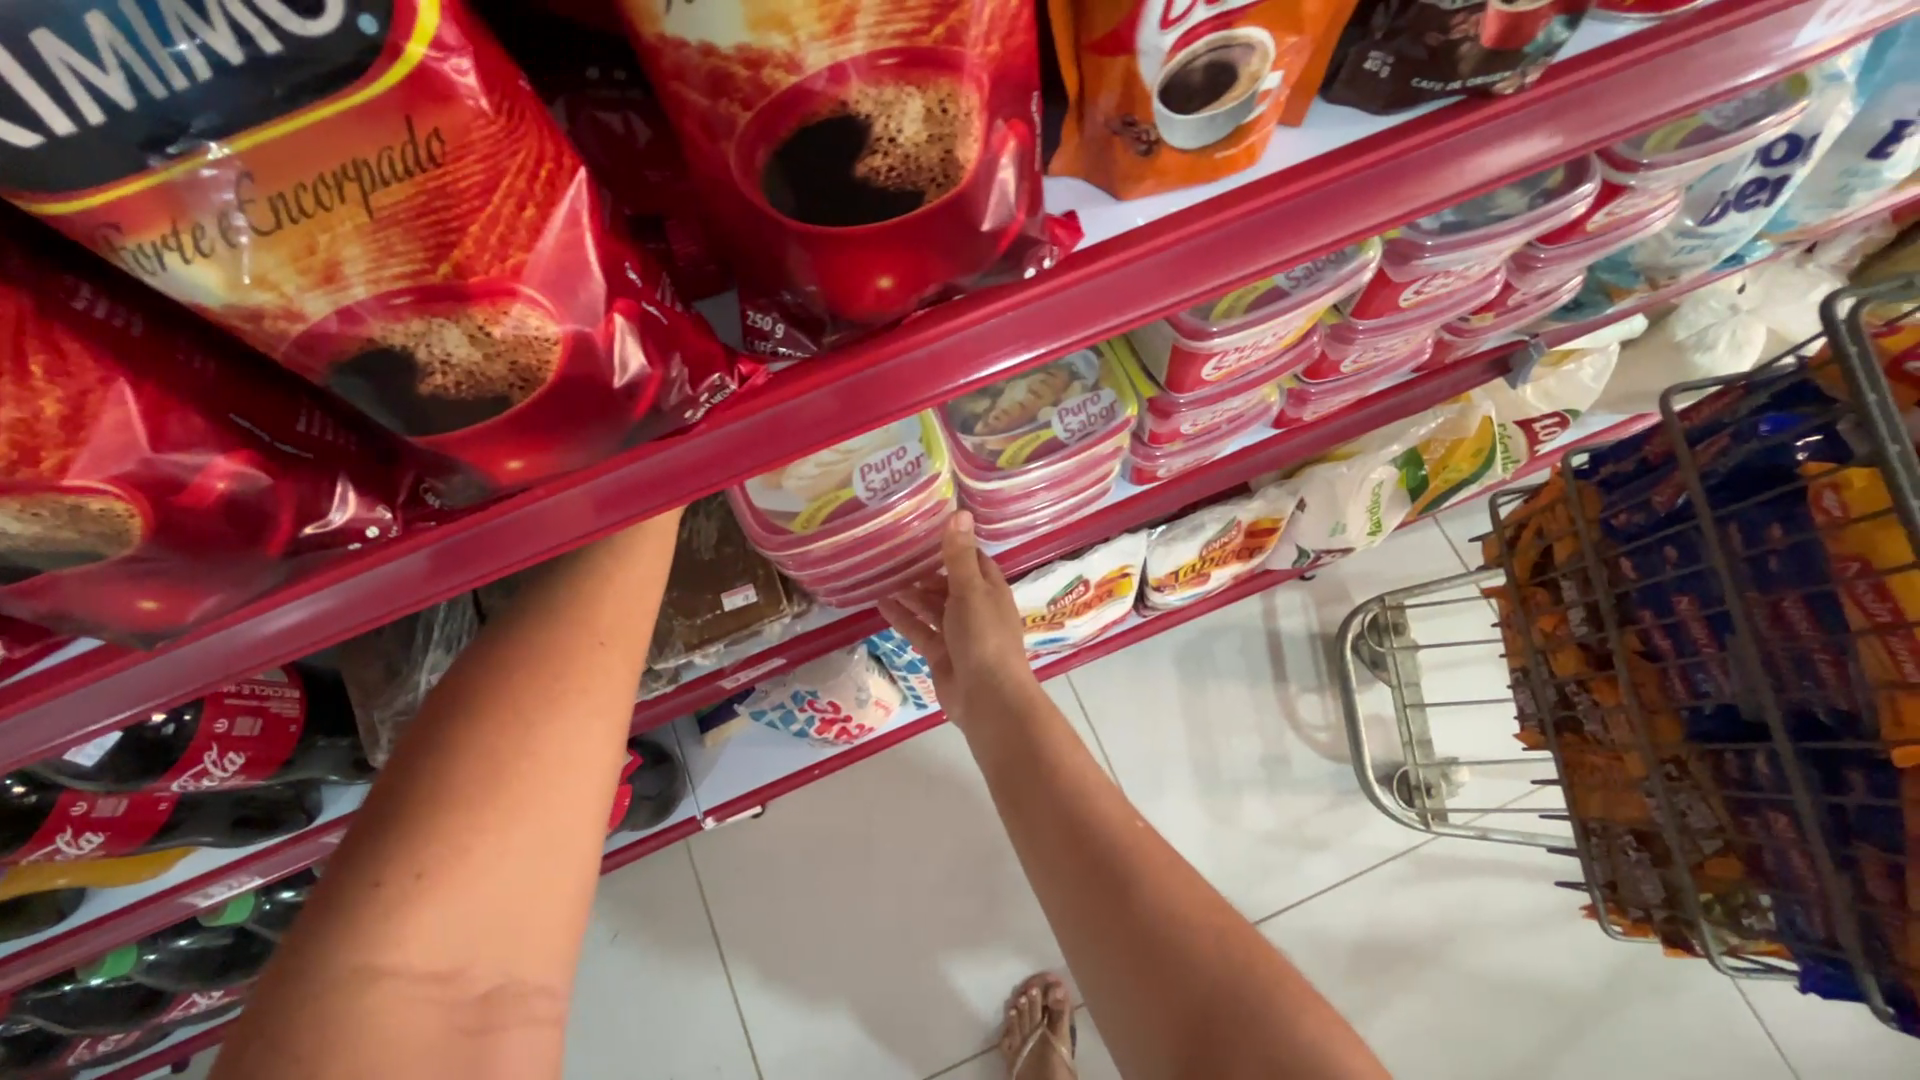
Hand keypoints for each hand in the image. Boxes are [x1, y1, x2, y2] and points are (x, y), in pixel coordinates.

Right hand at [878, 511, 1040, 733]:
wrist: (988, 698)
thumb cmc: (984, 637)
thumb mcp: (970, 590)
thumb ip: (959, 556)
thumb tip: (960, 511)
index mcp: (990, 590)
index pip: (973, 559)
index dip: (952, 546)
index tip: (924, 530)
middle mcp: (976, 608)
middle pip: (949, 583)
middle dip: (925, 570)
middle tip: (893, 553)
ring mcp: (958, 634)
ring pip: (932, 607)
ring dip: (911, 593)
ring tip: (882, 574)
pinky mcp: (941, 654)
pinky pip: (920, 630)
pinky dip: (903, 618)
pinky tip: (881, 604)